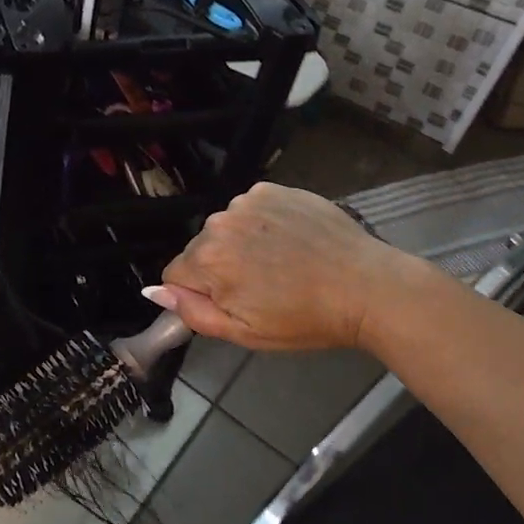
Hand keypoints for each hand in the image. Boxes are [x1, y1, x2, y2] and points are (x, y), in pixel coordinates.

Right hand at [148, 183, 428, 350]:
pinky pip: (251, 208)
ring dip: (243, 243)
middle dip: (222, 267)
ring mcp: (246, 202)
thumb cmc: (307, 319)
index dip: (201, 293)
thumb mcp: (247, 333)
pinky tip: (292, 241)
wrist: (370, 287)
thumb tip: (152, 293)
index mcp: (207, 260)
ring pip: (226, 228)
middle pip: (201, 249)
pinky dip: (264, 223)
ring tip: (283, 264)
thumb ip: (194, 313)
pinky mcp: (272, 190)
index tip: (235, 302)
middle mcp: (218, 223)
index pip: (176, 275)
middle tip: (264, 287)